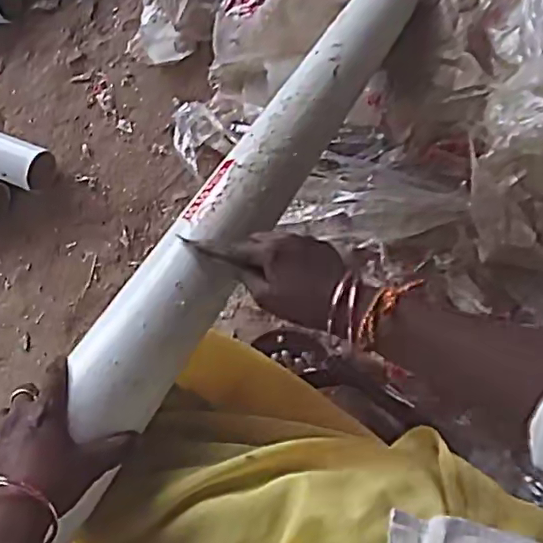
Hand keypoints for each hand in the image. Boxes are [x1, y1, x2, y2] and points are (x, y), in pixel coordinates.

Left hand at [0, 359, 137, 518]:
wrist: (3, 520)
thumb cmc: (49, 486)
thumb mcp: (88, 468)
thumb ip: (113, 450)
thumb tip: (136, 438)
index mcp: (46, 412)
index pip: (53, 378)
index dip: (59, 369)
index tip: (62, 364)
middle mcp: (17, 416)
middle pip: (27, 397)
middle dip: (37, 401)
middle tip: (49, 416)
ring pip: (5, 417)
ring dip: (16, 423)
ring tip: (27, 441)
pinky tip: (6, 463)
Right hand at [189, 232, 347, 329]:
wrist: (347, 303)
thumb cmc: (304, 306)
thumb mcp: (267, 299)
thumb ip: (247, 279)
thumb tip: (235, 267)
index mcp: (268, 250)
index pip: (233, 247)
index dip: (213, 248)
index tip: (195, 244)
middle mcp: (284, 237)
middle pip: (254, 239)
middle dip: (244, 249)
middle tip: (237, 266)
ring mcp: (302, 238)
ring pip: (273, 239)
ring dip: (265, 250)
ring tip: (264, 270)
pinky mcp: (317, 243)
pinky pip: (291, 243)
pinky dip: (283, 252)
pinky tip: (288, 269)